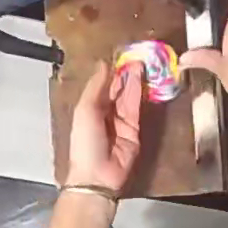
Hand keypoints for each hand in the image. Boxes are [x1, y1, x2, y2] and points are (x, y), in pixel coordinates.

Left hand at [65, 63, 141, 193]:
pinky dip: (140, 93)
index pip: (103, 84)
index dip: (112, 69)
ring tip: (143, 61)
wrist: (97, 175)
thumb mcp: (85, 110)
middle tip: (137, 53)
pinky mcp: (135, 130)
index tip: (122, 52)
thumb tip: (104, 63)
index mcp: (90, 108)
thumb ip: (96, 86)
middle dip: (126, 72)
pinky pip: (138, 108)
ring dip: (135, 80)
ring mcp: (121, 122)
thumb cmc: (85, 143)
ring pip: (129, 96)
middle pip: (118, 89)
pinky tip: (143, 78)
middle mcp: (106, 113)